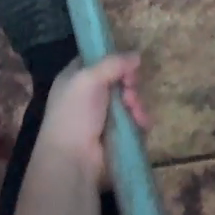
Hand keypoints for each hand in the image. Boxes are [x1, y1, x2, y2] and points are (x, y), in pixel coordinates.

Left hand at [32, 54, 149, 183]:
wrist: (74, 159)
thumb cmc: (75, 113)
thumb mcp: (88, 79)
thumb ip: (112, 64)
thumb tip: (136, 55)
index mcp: (74, 78)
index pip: (96, 61)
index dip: (113, 60)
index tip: (127, 63)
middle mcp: (88, 95)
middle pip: (117, 81)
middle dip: (129, 84)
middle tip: (130, 90)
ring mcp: (102, 116)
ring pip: (128, 101)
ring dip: (136, 104)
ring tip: (135, 112)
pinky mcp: (116, 135)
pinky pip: (134, 121)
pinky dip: (140, 121)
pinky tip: (141, 123)